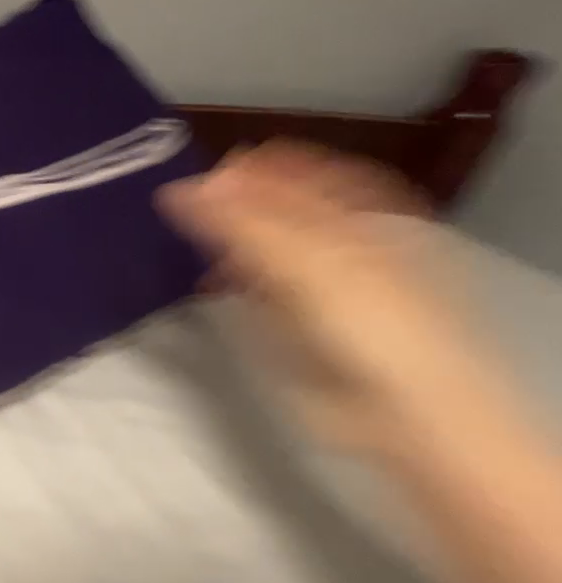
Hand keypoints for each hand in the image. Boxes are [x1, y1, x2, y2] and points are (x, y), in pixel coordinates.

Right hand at [159, 142, 500, 450]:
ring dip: (228, 241)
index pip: (315, 175)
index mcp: (367, 223)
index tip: (216, 168)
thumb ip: (241, 223)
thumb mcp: (308, 263)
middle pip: (284, 210)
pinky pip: (257, 287)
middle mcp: (346, 248)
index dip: (268, 167)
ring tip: (192, 238)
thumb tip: (177, 188)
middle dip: (237, 203)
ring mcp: (322, 287)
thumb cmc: (372, 327)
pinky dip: (231, 277)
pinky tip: (210, 278)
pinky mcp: (297, 323)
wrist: (405, 415)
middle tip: (190, 203)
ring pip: (265, 248)